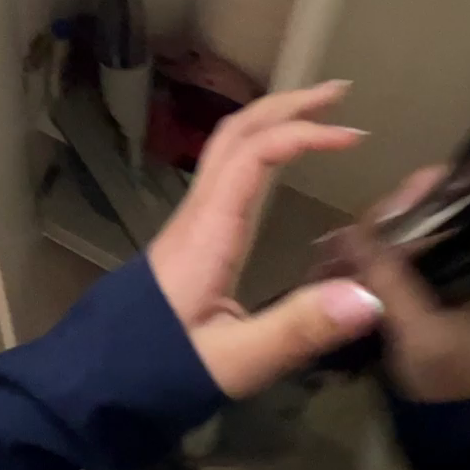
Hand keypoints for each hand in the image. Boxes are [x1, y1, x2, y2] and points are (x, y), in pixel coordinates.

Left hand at [146, 81, 383, 398]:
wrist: (99, 376)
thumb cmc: (160, 366)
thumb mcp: (235, 361)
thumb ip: (298, 329)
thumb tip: (369, 296)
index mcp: (208, 229)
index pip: (253, 155)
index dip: (302, 134)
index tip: (354, 137)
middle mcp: (197, 211)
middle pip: (235, 134)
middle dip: (285, 104)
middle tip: (339, 93)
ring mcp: (190, 220)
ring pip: (226, 147)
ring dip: (270, 120)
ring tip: (318, 113)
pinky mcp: (190, 235)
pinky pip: (225, 169)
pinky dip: (258, 146)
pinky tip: (278, 160)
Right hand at [346, 166, 469, 402]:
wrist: (456, 432)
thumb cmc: (455, 381)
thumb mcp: (423, 334)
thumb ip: (391, 281)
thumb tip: (348, 233)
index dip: (432, 192)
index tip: (391, 209)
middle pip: (429, 205)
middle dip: (386, 219)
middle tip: (350, 241)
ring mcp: (448, 262)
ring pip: (403, 225)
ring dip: (367, 238)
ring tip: (331, 258)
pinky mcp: (423, 277)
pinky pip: (391, 248)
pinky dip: (364, 253)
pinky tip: (334, 264)